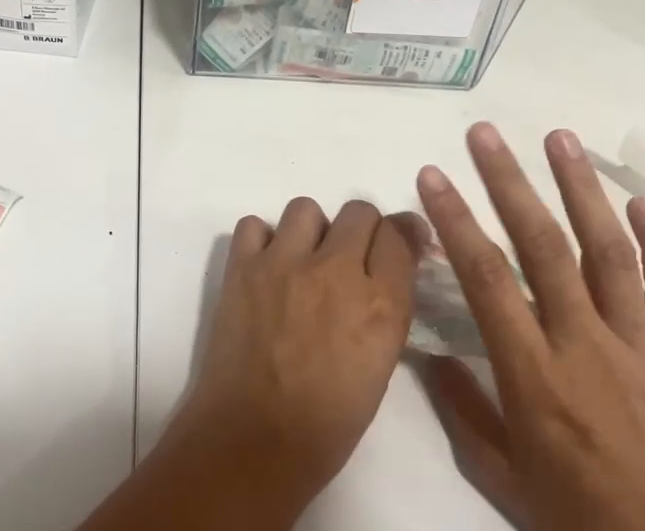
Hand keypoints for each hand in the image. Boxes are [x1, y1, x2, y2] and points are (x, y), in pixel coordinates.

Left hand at [172, 198, 423, 518]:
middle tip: (347, 257)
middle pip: (358, 212)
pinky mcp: (243, 266)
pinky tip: (265, 268)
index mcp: (382, 304)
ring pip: (306, 208)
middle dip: (359, 229)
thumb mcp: (380, 365)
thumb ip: (384, 310)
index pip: (400, 235)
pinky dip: (262, 239)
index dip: (401, 235)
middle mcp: (336, 271)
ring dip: (310, 230)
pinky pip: (254, 225)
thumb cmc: (328, 420)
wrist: (255, 435)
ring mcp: (285, 263)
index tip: (396, 243)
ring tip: (302, 261)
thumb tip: (381, 276)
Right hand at [417, 123, 644, 530]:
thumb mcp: (500, 470)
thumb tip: (431, 352)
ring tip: (558, 139)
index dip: (455, 220)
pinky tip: (638, 203)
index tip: (431, 176)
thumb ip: (462, 406)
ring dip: (582, 190)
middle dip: (510, 183)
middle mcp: (585, 344)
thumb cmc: (576, 513)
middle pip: (544, 247)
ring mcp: (639, 346)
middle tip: (485, 134)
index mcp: (534, 373)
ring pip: (608, 252)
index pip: (486, 277)